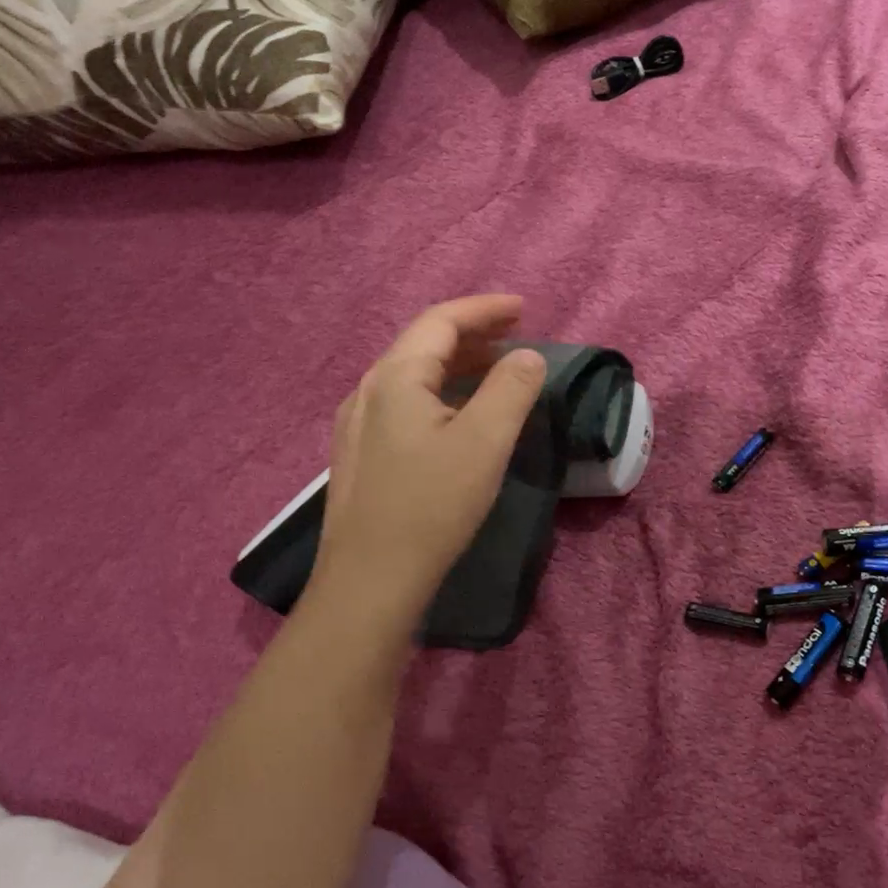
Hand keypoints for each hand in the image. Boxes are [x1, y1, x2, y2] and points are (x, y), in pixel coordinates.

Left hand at [305, 295, 547, 628]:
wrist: (371, 579)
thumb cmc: (433, 504)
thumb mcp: (486, 441)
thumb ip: (512, 389)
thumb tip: (528, 355)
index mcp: (396, 378)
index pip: (440, 321)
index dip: (484, 308)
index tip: (525, 307)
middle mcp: (369, 391)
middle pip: (423, 342)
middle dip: (474, 331)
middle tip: (518, 333)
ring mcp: (359, 424)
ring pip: (414, 373)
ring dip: (459, 361)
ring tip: (499, 368)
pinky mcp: (363, 454)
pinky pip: (407, 400)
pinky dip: (444, 388)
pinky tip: (462, 412)